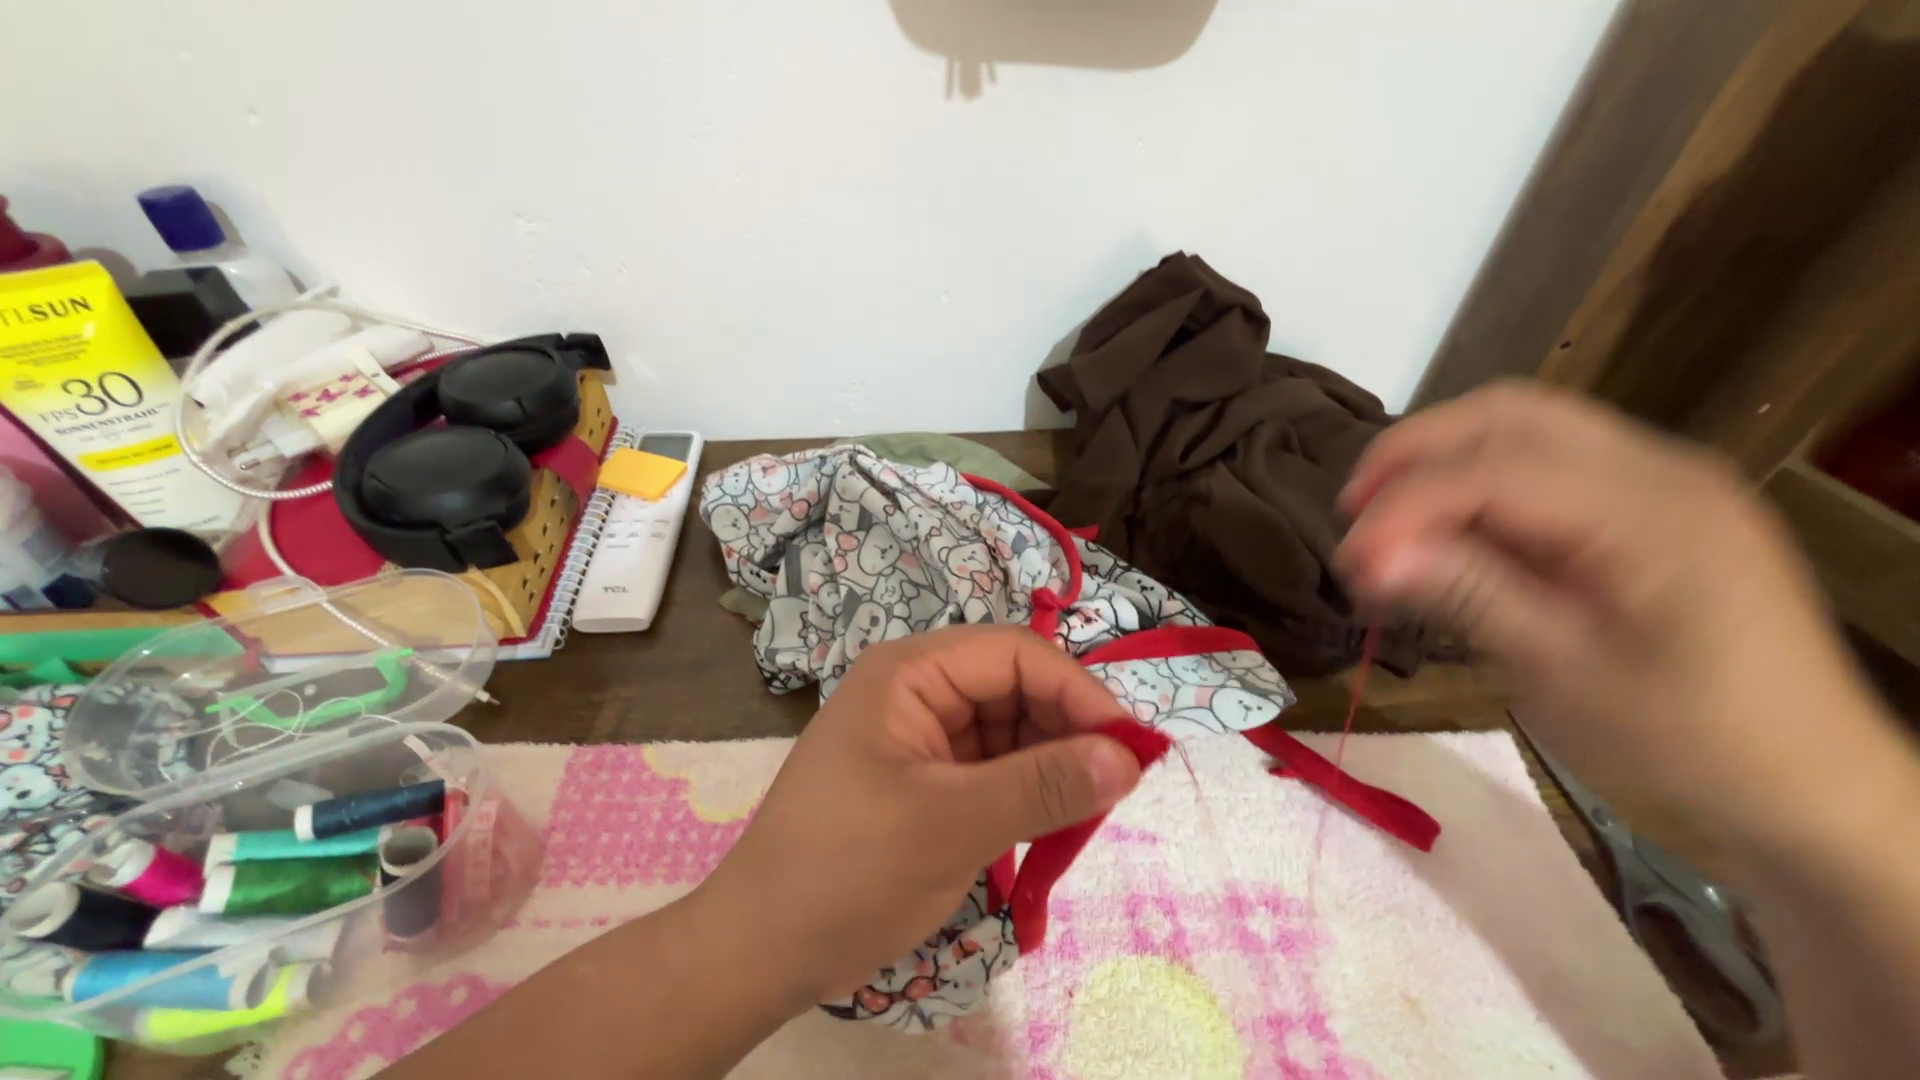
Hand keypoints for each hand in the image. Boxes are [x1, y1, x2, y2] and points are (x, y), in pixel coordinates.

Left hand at [693, 625, 1141, 1004]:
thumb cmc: (847, 871)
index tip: (1131, 749)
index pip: (1014, 654)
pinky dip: (1026, 792)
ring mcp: (919, 737)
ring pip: (1009, 730)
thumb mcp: (952, 825)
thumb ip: (1043, 785)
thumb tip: (1131, 757)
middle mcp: (915, 691)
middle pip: (1014, 688)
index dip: (1078, 692)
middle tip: (1116, 788)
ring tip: (1085, 812)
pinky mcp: (924, 780)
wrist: (762, 949)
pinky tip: (1049, 824)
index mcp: (910, 673)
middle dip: (1068, 730)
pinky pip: (991, 769)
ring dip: (1051, 764)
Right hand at [1335, 381, 1900, 856]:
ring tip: (1389, 518)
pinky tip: (1452, 530)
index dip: (1404, 507)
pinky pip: (1548, 458)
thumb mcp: (1563, 676)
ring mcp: (1664, 476)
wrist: (1808, 778)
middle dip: (1413, 454)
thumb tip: (1369, 556)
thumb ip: (1467, 596)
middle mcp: (1663, 467)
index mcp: (1652, 514)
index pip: (1493, 471)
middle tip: (1354, 513)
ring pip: (1523, 424)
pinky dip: (1479, 480)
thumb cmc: (1686, 740)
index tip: (1348, 563)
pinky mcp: (1654, 498)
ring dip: (1441, 459)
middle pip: (1507, 414)